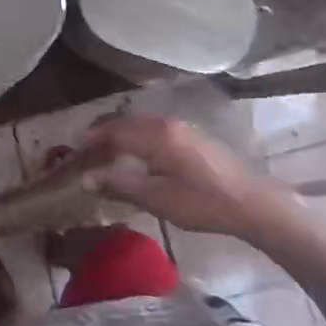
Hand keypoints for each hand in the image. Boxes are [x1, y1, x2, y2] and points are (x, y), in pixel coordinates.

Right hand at [79, 115, 288, 238]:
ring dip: (121, 135)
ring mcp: (183, 128)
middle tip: (86, 149)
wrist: (251, 203)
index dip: (92, 139)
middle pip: (126, 122)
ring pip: (141, 125)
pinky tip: (137, 154)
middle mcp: (167, 124)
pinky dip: (138, 138)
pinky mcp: (193, 138)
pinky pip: (155, 130)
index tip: (74, 149)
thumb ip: (119, 185)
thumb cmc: (201, 202)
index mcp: (155, 135)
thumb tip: (87, 179)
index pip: (114, 130)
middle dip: (104, 133)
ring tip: (107, 152)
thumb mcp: (156, 198)